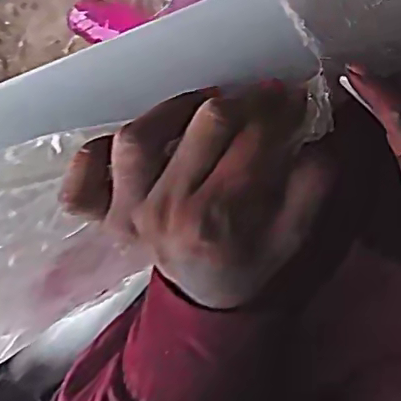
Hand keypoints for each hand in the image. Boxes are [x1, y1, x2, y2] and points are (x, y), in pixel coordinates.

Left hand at [62, 86, 332, 309]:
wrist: (208, 304)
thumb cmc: (254, 263)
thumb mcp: (296, 235)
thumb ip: (313, 185)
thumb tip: (319, 135)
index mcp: (221, 218)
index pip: (256, 139)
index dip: (284, 109)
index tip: (299, 97)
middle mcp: (169, 210)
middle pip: (207, 124)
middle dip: (248, 100)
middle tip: (267, 95)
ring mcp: (130, 213)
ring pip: (139, 137)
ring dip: (176, 108)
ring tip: (208, 103)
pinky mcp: (106, 217)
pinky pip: (82, 184)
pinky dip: (93, 158)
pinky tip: (128, 145)